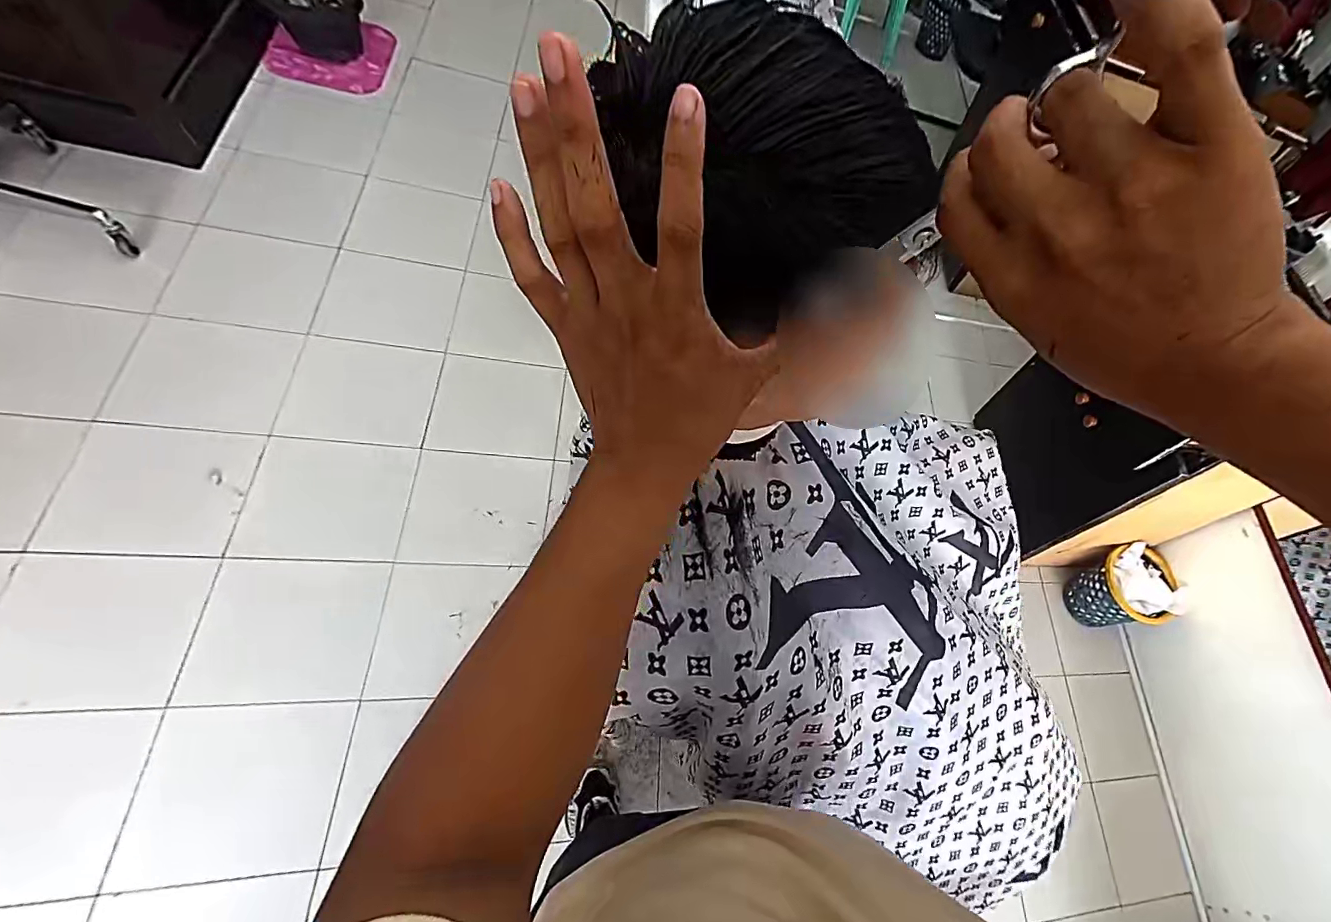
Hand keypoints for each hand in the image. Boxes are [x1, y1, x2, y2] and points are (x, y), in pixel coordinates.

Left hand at [493, 33, 776, 492]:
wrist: (645, 461)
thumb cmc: (701, 418)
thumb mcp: (756, 377)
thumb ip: (791, 336)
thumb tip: (832, 307)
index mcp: (678, 307)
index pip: (683, 224)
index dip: (684, 162)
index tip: (685, 100)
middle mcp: (627, 296)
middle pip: (598, 203)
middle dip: (577, 125)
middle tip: (560, 51)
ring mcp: (587, 306)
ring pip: (557, 224)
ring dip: (539, 154)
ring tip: (526, 86)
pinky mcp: (562, 323)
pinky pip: (531, 274)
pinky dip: (511, 232)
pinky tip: (498, 183)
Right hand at [938, 0, 1317, 424]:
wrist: (1221, 367)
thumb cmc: (1136, 357)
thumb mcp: (1046, 333)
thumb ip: (1007, 270)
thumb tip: (992, 206)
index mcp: (1021, 282)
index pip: (958, 202)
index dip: (967, 175)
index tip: (984, 170)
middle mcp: (1064, 230)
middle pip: (999, 139)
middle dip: (1013, 130)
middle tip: (1042, 137)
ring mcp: (1135, 183)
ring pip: (1072, 92)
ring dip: (1080, 103)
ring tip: (1108, 130)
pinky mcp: (1206, 148)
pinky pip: (1176, 43)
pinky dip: (1152, 7)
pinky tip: (1133, 9)